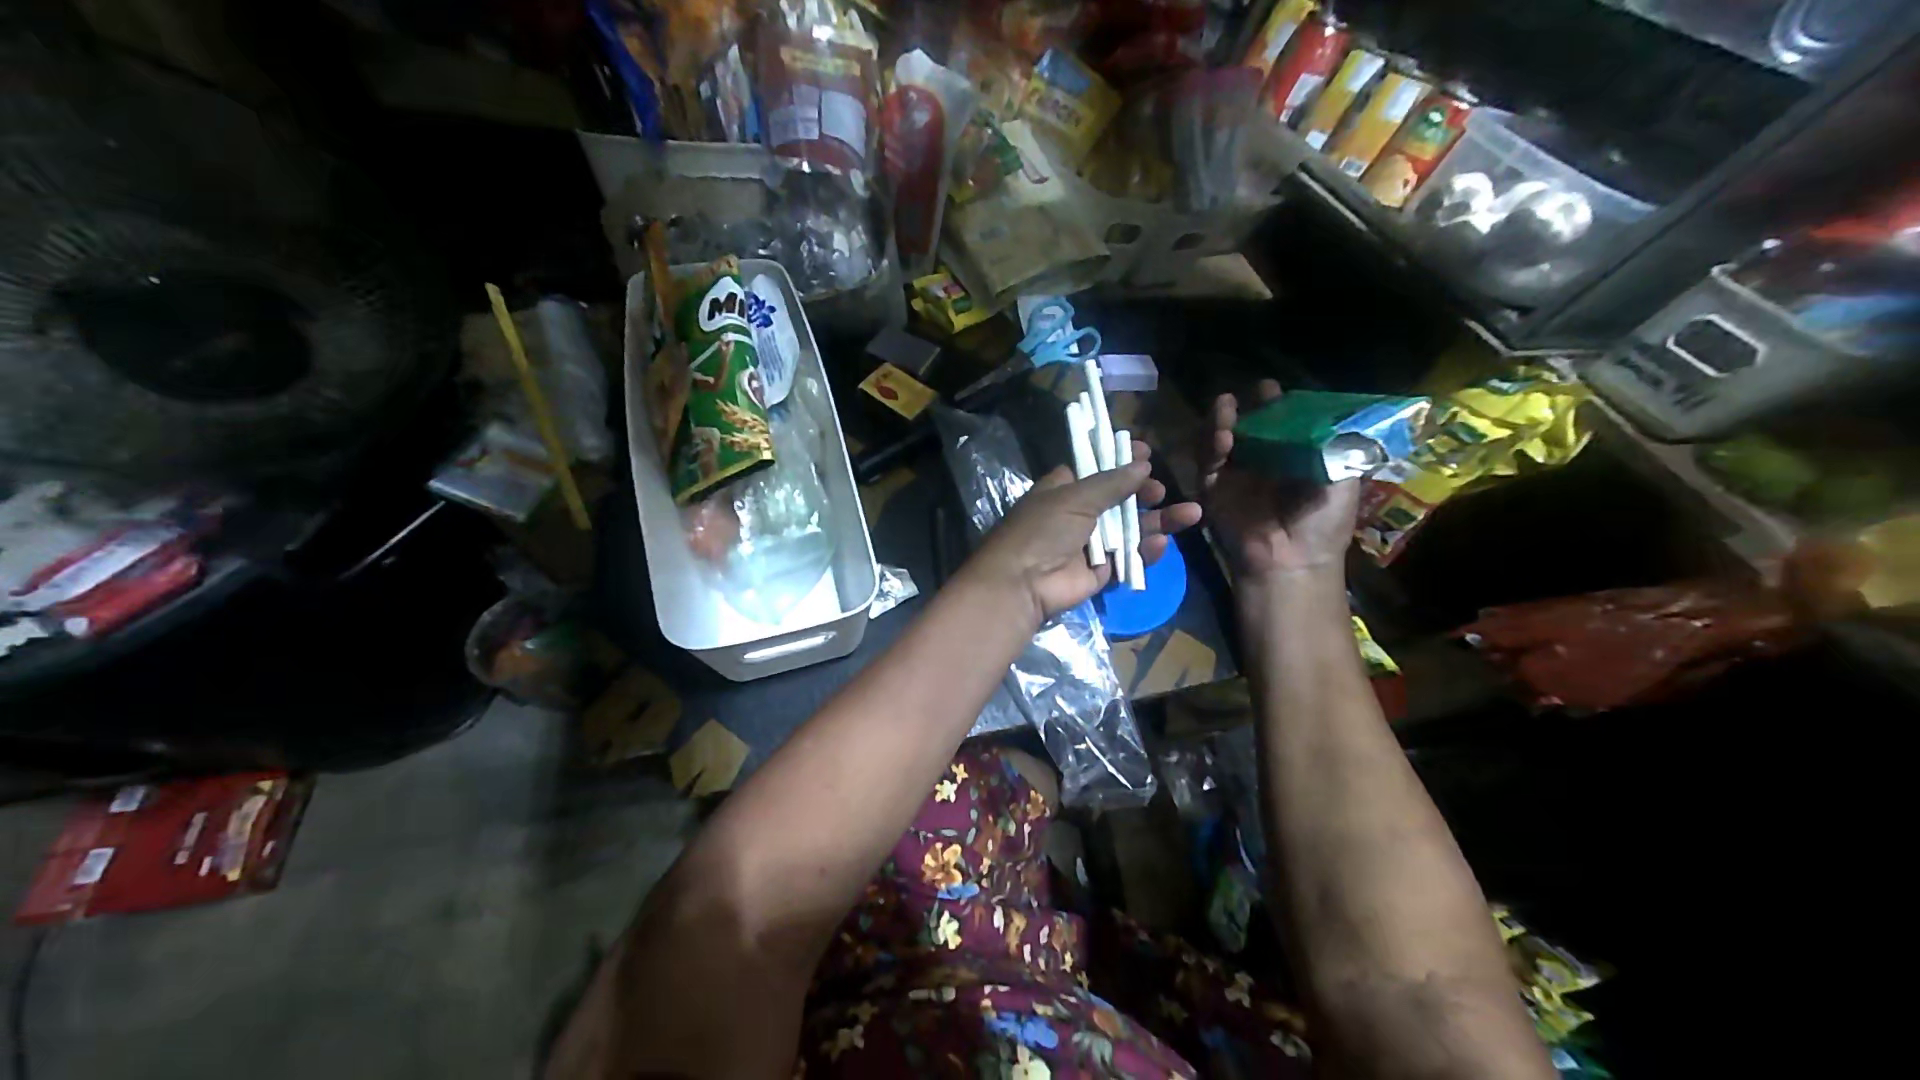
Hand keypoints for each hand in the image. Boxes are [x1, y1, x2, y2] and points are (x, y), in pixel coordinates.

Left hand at [964, 439, 1202, 629]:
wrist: (1023, 583)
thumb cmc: (1043, 530)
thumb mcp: (1075, 498)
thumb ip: (1111, 483)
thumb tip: (1142, 464)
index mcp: (1063, 489)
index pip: (1096, 468)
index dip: (1120, 460)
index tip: (1146, 452)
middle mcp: (1078, 514)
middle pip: (1119, 498)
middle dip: (1143, 492)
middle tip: (1159, 489)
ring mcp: (1091, 543)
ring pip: (1131, 528)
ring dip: (1159, 520)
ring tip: (1190, 512)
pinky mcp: (1101, 570)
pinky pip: (1130, 557)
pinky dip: (1147, 550)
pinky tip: (1162, 542)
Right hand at [1201, 380, 1361, 583]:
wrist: (1291, 562)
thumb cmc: (1322, 524)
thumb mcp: (1342, 478)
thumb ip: (1335, 444)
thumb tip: (1330, 410)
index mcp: (1290, 458)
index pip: (1278, 423)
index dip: (1275, 405)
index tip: (1271, 389)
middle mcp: (1260, 463)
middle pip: (1245, 425)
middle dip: (1245, 407)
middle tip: (1248, 393)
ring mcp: (1233, 476)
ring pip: (1220, 438)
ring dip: (1222, 420)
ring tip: (1226, 404)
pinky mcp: (1211, 489)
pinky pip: (1207, 462)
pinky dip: (1211, 446)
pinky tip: (1222, 436)